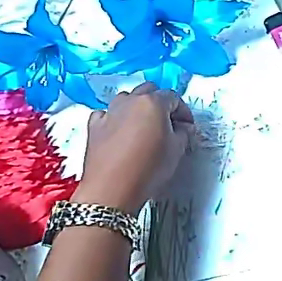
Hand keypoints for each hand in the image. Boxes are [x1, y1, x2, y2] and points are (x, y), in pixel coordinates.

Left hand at [73, 83, 193, 212]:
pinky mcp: (94, 126)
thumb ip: (183, 132)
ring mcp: (109, 112)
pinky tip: (121, 132)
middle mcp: (129, 101)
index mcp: (153, 103)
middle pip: (148, 91)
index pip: (174, 98)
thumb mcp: (177, 149)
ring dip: (137, 108)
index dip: (184, 112)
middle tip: (168, 123)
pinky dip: (116, 118)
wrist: (112, 189)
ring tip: (145, 127)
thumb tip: (182, 127)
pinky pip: (107, 114)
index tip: (187, 126)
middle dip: (161, 103)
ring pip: (126, 99)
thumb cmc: (149, 167)